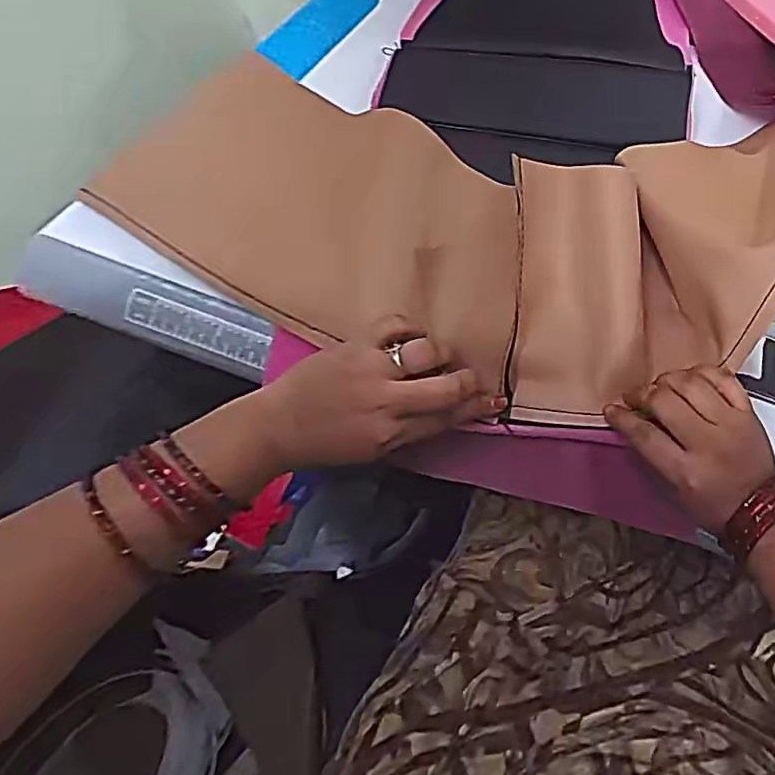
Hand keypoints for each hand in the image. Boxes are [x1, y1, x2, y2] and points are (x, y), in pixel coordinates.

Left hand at [244, 315, 502, 473]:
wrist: (278, 425)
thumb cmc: (328, 443)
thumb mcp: (375, 450)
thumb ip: (412, 430)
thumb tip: (448, 412)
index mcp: (393, 433)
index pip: (448, 418)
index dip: (478, 408)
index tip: (495, 400)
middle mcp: (387, 401)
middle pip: (447, 386)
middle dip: (469, 380)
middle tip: (471, 377)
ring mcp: (372, 369)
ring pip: (428, 351)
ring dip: (441, 353)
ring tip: (436, 357)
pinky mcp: (356, 344)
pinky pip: (396, 325)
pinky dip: (410, 328)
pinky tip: (410, 337)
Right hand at [604, 366, 774, 532]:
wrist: (761, 510)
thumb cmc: (716, 505)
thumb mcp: (674, 492)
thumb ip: (652, 457)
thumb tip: (632, 424)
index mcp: (686, 471)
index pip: (645, 434)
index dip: (622, 418)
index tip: (612, 410)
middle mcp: (709, 443)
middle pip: (665, 401)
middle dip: (642, 394)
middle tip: (635, 397)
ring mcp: (731, 424)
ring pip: (692, 383)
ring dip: (668, 379)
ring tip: (661, 386)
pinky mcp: (747, 412)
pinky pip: (723, 378)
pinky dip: (702, 373)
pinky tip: (691, 377)